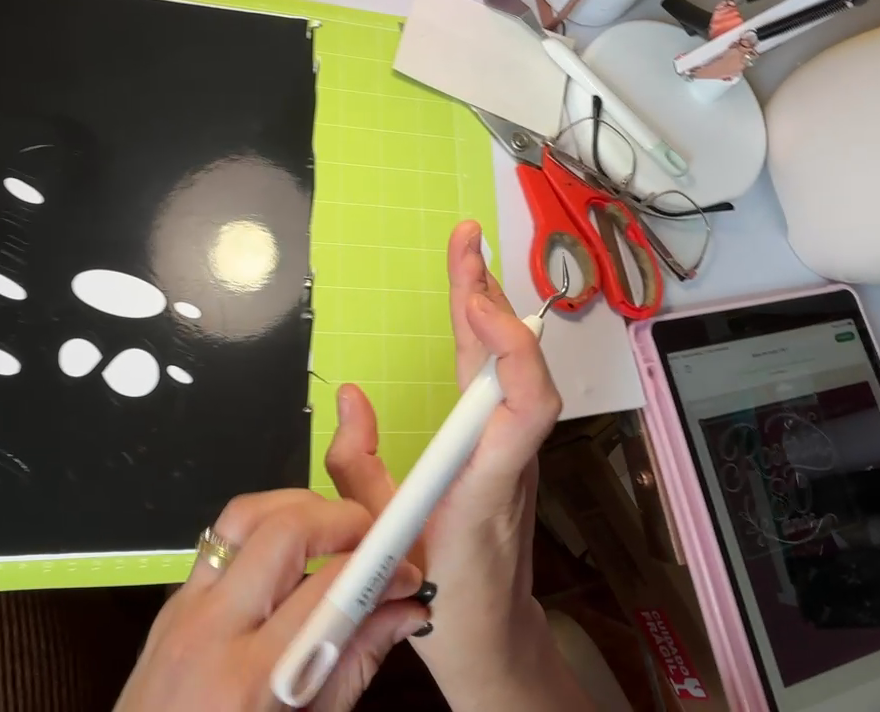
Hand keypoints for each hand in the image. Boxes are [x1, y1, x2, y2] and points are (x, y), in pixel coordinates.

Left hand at [114, 490, 426, 711]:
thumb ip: (356, 663)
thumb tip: (407, 608)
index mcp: (248, 680)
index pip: (325, 589)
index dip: (377, 569)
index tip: (406, 570)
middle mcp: (209, 628)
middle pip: (281, 529)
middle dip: (339, 518)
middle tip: (374, 537)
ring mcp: (182, 608)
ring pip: (243, 515)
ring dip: (298, 507)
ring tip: (335, 532)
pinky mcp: (173, 600)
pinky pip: (223, 540)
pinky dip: (266, 530)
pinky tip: (292, 556)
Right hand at [326, 220, 584, 711]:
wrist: (493, 638)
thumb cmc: (442, 599)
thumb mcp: (379, 538)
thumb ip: (357, 466)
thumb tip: (352, 395)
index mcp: (484, 484)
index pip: (527, 405)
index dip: (509, 347)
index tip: (476, 303)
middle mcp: (509, 458)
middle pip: (518, 367)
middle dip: (488, 296)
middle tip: (464, 242)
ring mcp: (513, 451)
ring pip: (514, 369)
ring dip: (489, 310)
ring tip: (464, 261)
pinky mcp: (505, 448)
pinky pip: (503, 384)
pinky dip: (485, 340)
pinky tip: (471, 314)